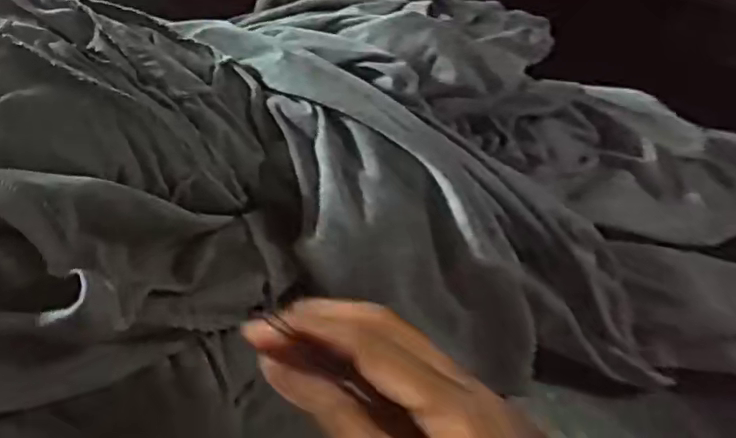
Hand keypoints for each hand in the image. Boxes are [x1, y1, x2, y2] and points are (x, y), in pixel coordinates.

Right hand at [243, 300, 541, 437]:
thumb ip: (338, 416)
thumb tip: (271, 359)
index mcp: (461, 404)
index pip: (368, 341)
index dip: (307, 327)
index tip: (253, 329)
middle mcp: (475, 385)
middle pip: (383, 324)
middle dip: (319, 319)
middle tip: (267, 327)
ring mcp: (482, 395)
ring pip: (396, 337)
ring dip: (336, 331)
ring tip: (288, 338)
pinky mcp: (477, 411)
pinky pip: (411, 364)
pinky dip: (362, 355)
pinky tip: (330, 362)